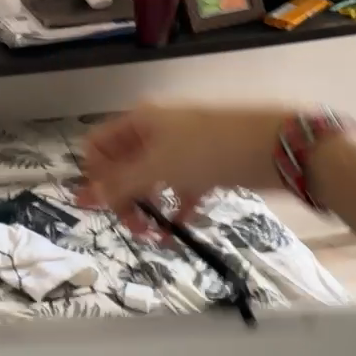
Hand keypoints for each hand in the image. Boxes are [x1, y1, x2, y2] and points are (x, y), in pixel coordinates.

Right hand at [81, 103, 300, 231]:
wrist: (275, 147)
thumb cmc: (208, 150)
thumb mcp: (157, 168)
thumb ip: (118, 185)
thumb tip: (79, 198)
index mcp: (137, 121)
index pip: (98, 146)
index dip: (96, 176)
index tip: (105, 206)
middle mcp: (154, 131)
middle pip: (122, 166)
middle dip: (122, 197)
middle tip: (135, 228)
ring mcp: (181, 148)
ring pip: (150, 180)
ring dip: (147, 206)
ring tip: (157, 234)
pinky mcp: (205, 165)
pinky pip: (179, 188)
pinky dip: (176, 207)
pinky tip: (179, 227)